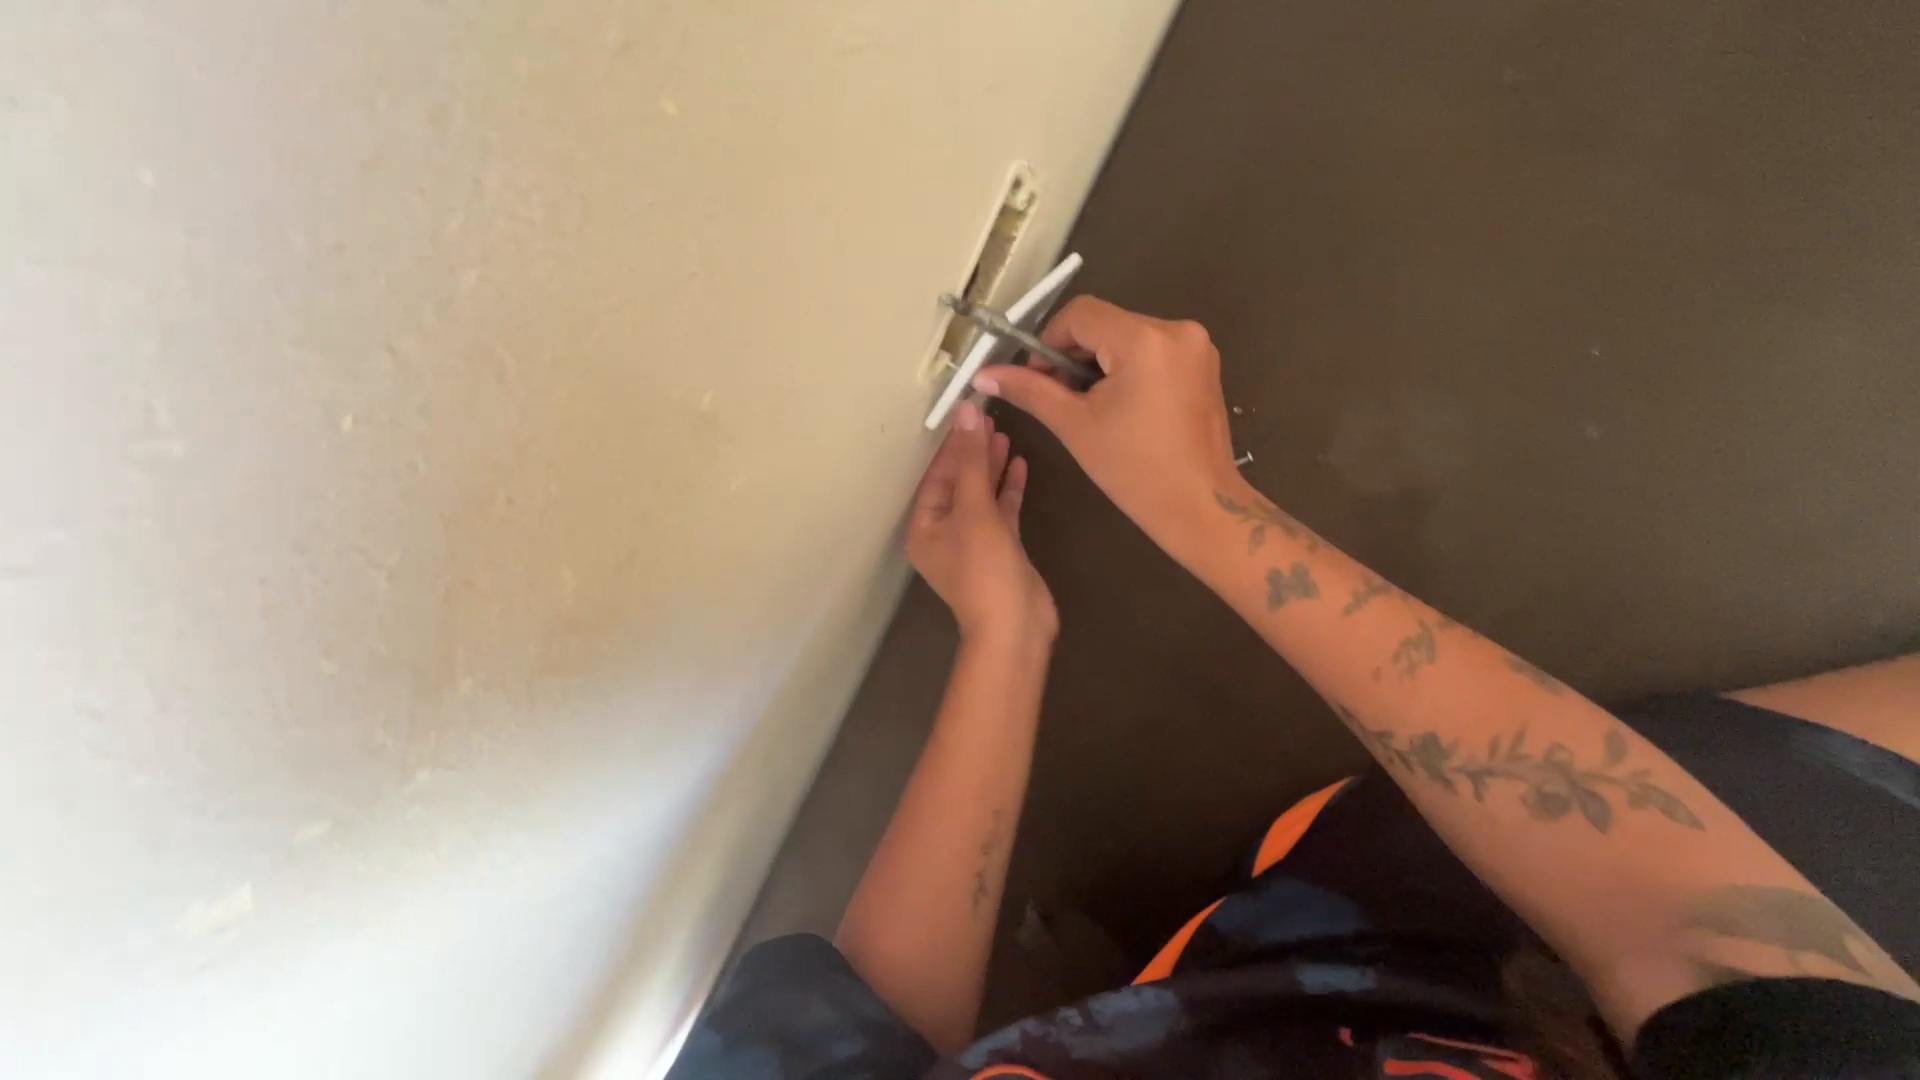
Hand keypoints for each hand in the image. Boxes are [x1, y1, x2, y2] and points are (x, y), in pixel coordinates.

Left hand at [908, 400, 1056, 646]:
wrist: (1015, 626)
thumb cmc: (984, 568)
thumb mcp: (975, 510)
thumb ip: (972, 461)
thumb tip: (967, 412)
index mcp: (924, 527)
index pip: (936, 476)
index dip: (953, 445)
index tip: (970, 412)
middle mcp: (944, 533)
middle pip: (958, 484)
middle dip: (973, 453)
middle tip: (991, 418)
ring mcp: (974, 543)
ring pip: (981, 496)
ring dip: (992, 468)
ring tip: (1006, 434)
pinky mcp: (1001, 550)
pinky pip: (1001, 512)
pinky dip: (1008, 490)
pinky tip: (1020, 465)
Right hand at [972, 296, 1240, 547]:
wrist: (1198, 506)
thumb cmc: (1133, 469)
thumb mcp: (1074, 425)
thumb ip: (1029, 390)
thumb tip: (984, 375)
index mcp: (1145, 339)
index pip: (1080, 314)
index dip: (1048, 341)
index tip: (1035, 378)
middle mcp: (1176, 330)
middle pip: (1104, 323)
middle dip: (1073, 354)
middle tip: (1057, 396)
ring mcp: (1196, 346)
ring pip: (1126, 336)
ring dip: (1098, 362)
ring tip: (1086, 405)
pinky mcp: (1203, 364)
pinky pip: (1152, 350)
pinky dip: (1126, 368)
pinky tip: (1118, 405)